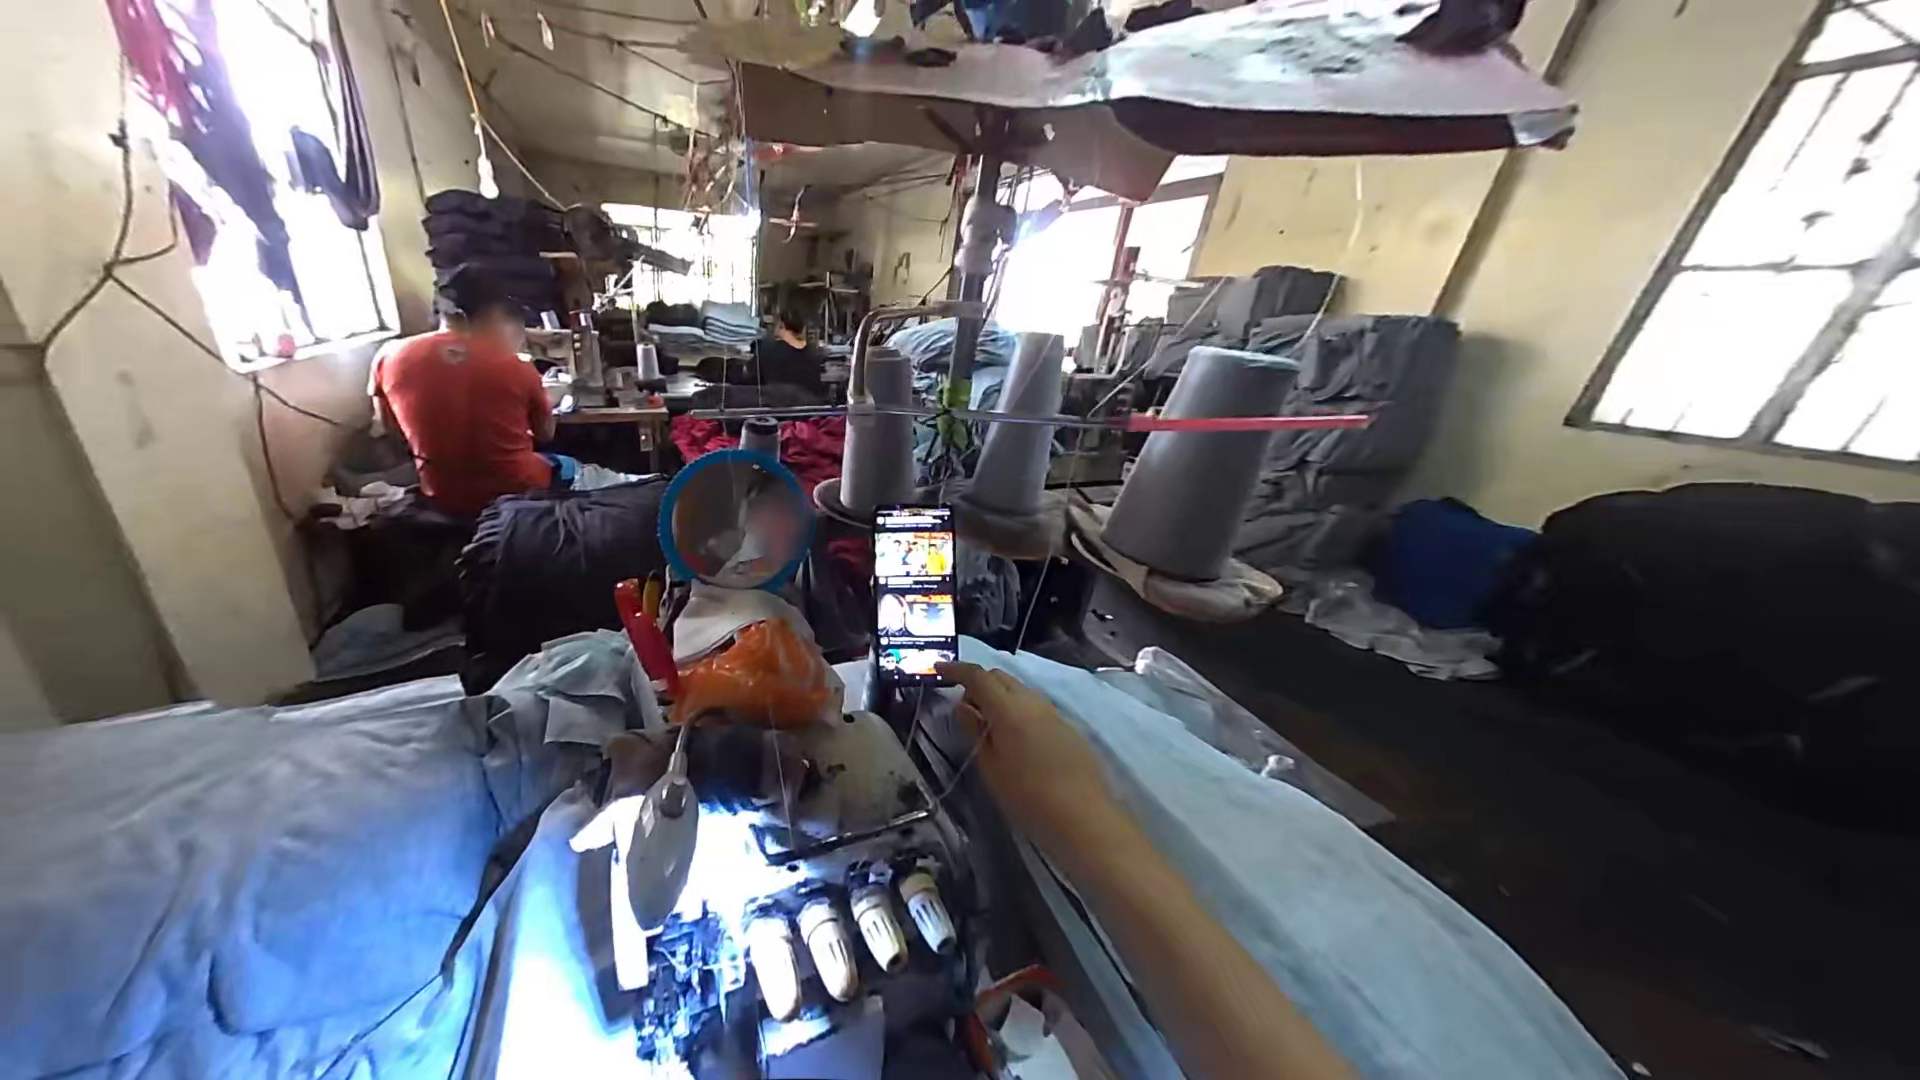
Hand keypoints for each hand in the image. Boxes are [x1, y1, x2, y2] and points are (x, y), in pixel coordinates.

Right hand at [936, 661, 1123, 859]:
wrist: (1083, 816)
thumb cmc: (1028, 796)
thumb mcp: (991, 768)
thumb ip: (975, 732)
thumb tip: (963, 707)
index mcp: (1008, 709)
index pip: (978, 676)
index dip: (957, 669)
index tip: (940, 668)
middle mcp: (1031, 701)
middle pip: (1000, 677)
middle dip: (978, 683)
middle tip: (965, 709)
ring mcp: (1052, 711)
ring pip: (1019, 689)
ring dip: (999, 696)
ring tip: (989, 726)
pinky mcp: (1065, 725)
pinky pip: (1034, 705)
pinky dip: (1017, 708)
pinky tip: (1015, 737)